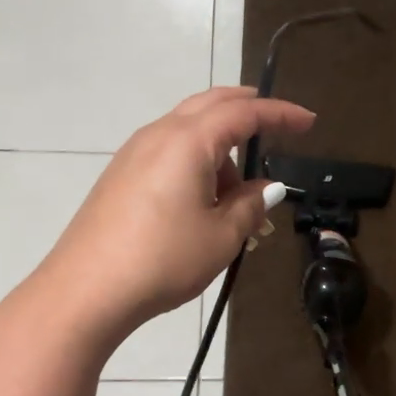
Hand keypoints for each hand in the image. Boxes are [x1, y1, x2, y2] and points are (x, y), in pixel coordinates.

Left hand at [37, 86, 313, 340]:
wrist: (87, 290)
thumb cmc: (163, 260)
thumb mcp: (221, 236)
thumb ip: (250, 205)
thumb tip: (265, 187)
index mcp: (188, 141)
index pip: (244, 113)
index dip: (279, 114)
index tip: (308, 121)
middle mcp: (159, 135)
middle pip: (211, 105)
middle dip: (247, 110)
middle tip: (278, 124)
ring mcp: (134, 153)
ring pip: (188, 131)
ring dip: (221, 148)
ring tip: (240, 197)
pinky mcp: (121, 176)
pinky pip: (169, 152)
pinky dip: (196, 163)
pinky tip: (205, 202)